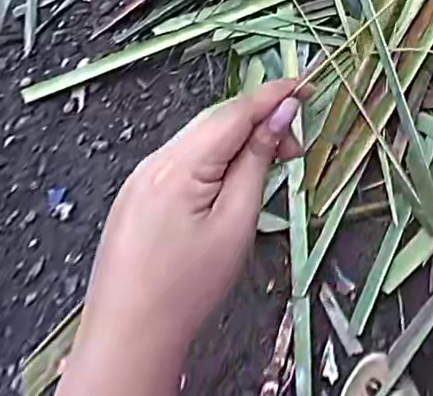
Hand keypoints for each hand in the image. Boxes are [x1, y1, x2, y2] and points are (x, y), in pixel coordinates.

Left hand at [60, 80, 304, 395]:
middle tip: (295, 146)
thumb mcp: (237, 219)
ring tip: (271, 162)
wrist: (126, 345)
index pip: (236, 110)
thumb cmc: (185, 290)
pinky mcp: (138, 195)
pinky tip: (236, 174)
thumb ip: (259, 158)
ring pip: (204, 135)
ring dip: (242, 138)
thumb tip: (282, 113)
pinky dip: (218, 154)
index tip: (306, 87)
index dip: (275, 94)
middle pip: (219, 119)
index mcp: (177, 167)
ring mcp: (141, 178)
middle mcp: (153, 163)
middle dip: (262, 120)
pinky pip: (186, 156)